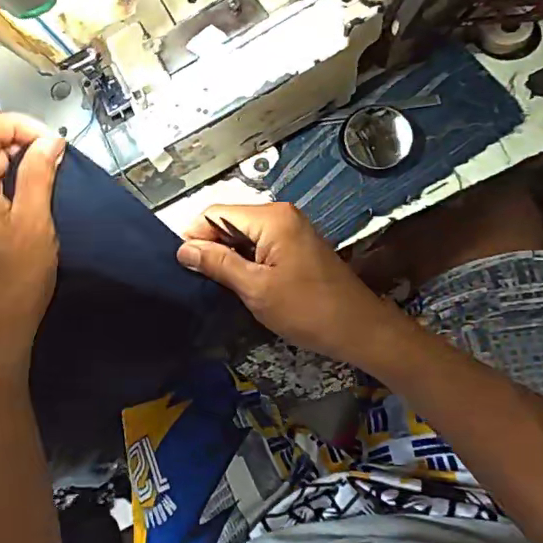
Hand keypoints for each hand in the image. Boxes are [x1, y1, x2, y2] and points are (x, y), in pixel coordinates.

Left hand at [0, 113, 66, 363]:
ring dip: (14, 162)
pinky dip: (5, 181)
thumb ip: (39, 173)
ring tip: (45, 180)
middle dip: (18, 142)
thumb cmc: (15, 281)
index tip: (51, 141)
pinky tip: (28, 198)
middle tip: (54, 160)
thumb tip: (50, 141)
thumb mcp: (35, 222)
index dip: (18, 124)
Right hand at [177, 203, 416, 371]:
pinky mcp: (296, 245)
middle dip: (210, 246)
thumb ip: (218, 264)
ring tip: (218, 283)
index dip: (194, 236)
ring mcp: (291, 228)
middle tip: (199, 279)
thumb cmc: (307, 310)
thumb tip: (183, 249)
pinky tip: (241, 282)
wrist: (359, 329)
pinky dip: (245, 259)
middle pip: (228, 221)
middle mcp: (280, 214)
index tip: (183, 266)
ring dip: (227, 255)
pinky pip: (259, 243)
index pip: (215, 213)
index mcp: (271, 218)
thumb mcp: (255, 289)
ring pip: (242, 234)